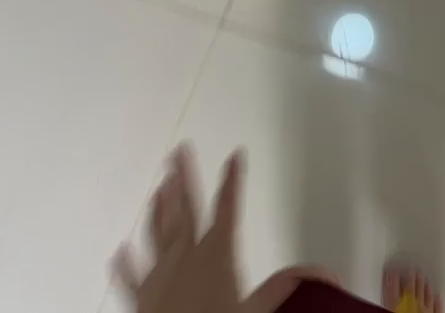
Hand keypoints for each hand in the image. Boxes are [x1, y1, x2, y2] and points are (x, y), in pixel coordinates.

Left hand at [114, 146, 331, 312]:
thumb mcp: (256, 310)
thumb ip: (285, 285)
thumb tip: (326, 272)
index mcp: (216, 254)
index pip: (228, 207)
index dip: (233, 180)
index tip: (235, 154)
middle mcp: (185, 257)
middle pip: (185, 208)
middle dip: (184, 176)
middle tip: (180, 148)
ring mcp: (159, 276)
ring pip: (158, 232)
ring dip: (158, 207)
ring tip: (159, 185)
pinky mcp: (139, 300)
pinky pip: (129, 276)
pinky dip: (124, 263)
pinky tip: (118, 251)